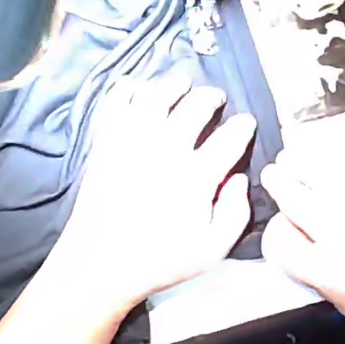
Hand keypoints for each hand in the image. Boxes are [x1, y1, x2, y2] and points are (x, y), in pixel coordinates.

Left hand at [38, 76, 254, 319]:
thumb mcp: (211, 251)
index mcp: (196, 176)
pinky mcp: (107, 140)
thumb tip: (240, 180)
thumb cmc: (157, 259)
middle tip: (216, 98)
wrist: (99, 262)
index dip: (243, 125)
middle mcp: (166, 149)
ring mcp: (132, 141)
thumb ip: (235, 213)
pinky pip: (118, 101)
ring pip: (157, 93)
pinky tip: (139, 88)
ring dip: (174, 82)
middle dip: (211, 96)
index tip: (245, 122)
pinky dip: (130, 88)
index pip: (230, 137)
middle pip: (196, 105)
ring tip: (182, 82)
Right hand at [260, 150, 344, 343]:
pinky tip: (334, 171)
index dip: (275, 235)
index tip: (283, 233)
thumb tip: (304, 247)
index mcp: (338, 278)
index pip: (279, 240)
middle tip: (276, 179)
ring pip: (315, 168)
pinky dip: (335, 166)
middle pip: (289, 193)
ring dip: (301, 166)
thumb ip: (325, 278)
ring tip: (295, 164)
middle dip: (278, 186)